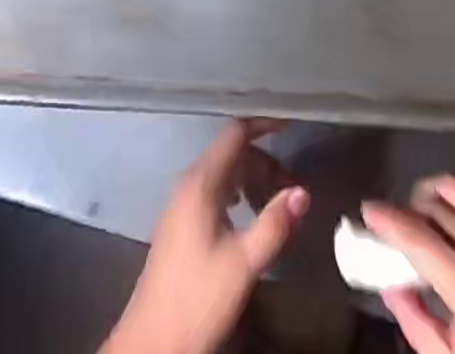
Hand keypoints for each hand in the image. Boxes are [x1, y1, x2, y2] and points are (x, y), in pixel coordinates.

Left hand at [100, 119, 309, 353]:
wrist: (152, 344)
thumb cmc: (198, 299)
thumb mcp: (244, 262)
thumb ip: (274, 223)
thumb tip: (302, 191)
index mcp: (200, 184)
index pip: (234, 134)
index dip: (263, 124)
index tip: (290, 125)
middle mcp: (188, 184)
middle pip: (231, 152)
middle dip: (265, 160)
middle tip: (293, 185)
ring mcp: (181, 204)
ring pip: (223, 172)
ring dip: (252, 178)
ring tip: (278, 201)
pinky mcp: (181, 223)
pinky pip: (215, 190)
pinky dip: (238, 192)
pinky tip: (250, 215)